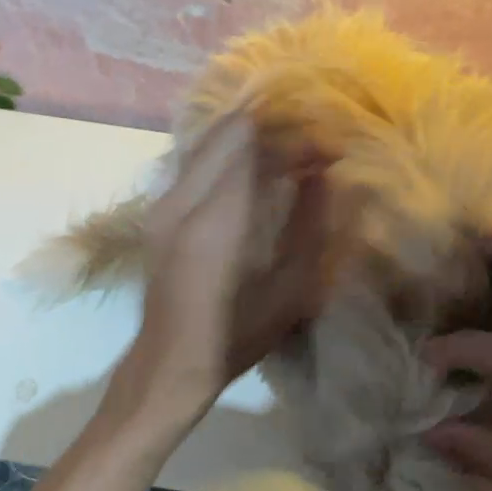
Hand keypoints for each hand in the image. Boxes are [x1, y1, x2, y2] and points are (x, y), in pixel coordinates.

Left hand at [113, 110, 332, 419]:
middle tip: (312, 150)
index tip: (333, 155)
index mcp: (218, 218)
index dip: (302, 139)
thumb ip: (309, 224)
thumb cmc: (236, 337)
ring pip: (210, 139)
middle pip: (232, 127)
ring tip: (288, 157)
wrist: (171, 362)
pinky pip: (197, 160)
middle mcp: (184, 197)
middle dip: (279, 129)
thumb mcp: (290, 289)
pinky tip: (254, 176)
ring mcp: (164, 200)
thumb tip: (323, 176)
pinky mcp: (158, 211)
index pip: (259, 142)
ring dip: (253, 138)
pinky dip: (230, 155)